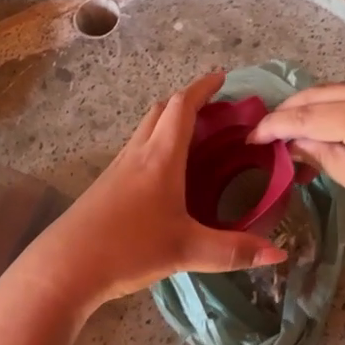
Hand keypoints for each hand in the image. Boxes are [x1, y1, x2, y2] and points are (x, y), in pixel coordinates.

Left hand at [23, 74, 287, 309]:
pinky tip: (167, 176)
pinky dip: (157, 146)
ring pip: (146, 130)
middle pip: (161, 111)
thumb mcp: (187, 251)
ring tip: (196, 140)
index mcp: (161, 157)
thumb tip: (279, 254)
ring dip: (170, 123)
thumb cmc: (129, 248)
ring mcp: (117, 168)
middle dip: (187, 102)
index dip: (203, 88)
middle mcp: (138, 153)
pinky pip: (137, 151)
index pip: (182, 107)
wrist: (65, 266)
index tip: (222, 77)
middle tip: (215, 111)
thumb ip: (234, 251)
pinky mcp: (106, 186)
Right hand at [249, 85, 344, 241]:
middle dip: (288, 112)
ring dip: (308, 109)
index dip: (274, 126)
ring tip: (287, 134)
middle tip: (263, 135)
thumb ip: (321, 154)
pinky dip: (330, 109)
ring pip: (333, 91)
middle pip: (317, 94)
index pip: (307, 114)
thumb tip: (289, 143)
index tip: (249, 138)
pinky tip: (319, 128)